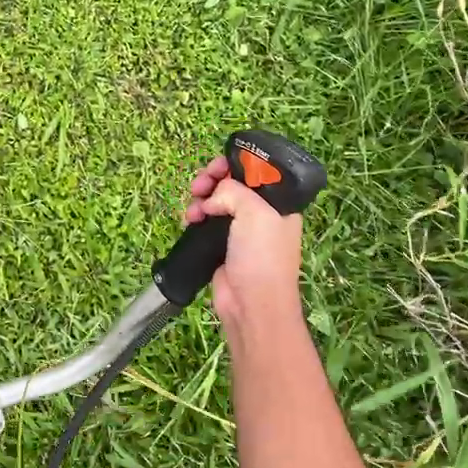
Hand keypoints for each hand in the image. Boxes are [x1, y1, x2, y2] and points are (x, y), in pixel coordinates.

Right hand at [185, 156, 304, 325]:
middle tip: (200, 185)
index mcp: (278, 204)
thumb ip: (232, 190)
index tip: (218, 166)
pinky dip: (195, 214)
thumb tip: (212, 197)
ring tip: (193, 209)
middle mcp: (260, 213)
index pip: (256, 171)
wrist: (251, 303)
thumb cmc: (261, 255)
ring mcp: (240, 229)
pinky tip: (189, 219)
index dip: (235, 164)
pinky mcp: (221, 242)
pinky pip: (205, 218)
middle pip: (231, 182)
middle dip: (212, 179)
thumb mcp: (255, 211)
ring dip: (200, 197)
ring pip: (215, 198)